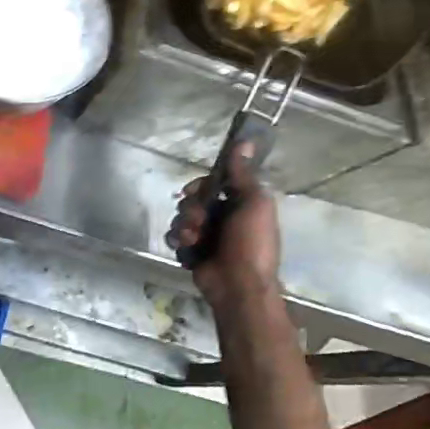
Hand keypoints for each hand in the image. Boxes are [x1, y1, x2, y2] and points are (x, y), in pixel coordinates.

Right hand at [166, 140, 280, 309]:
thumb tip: (247, 141)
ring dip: (184, 226)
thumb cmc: (252, 243)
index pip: (212, 184)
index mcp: (240, 204)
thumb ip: (243, 173)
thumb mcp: (254, 203)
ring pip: (182, 218)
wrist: (240, 287)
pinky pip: (175, 238)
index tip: (195, 191)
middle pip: (193, 200)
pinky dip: (178, 241)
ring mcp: (207, 237)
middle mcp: (223, 218)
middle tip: (199, 221)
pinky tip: (186, 248)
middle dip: (191, 208)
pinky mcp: (192, 253)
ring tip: (193, 239)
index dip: (201, 185)